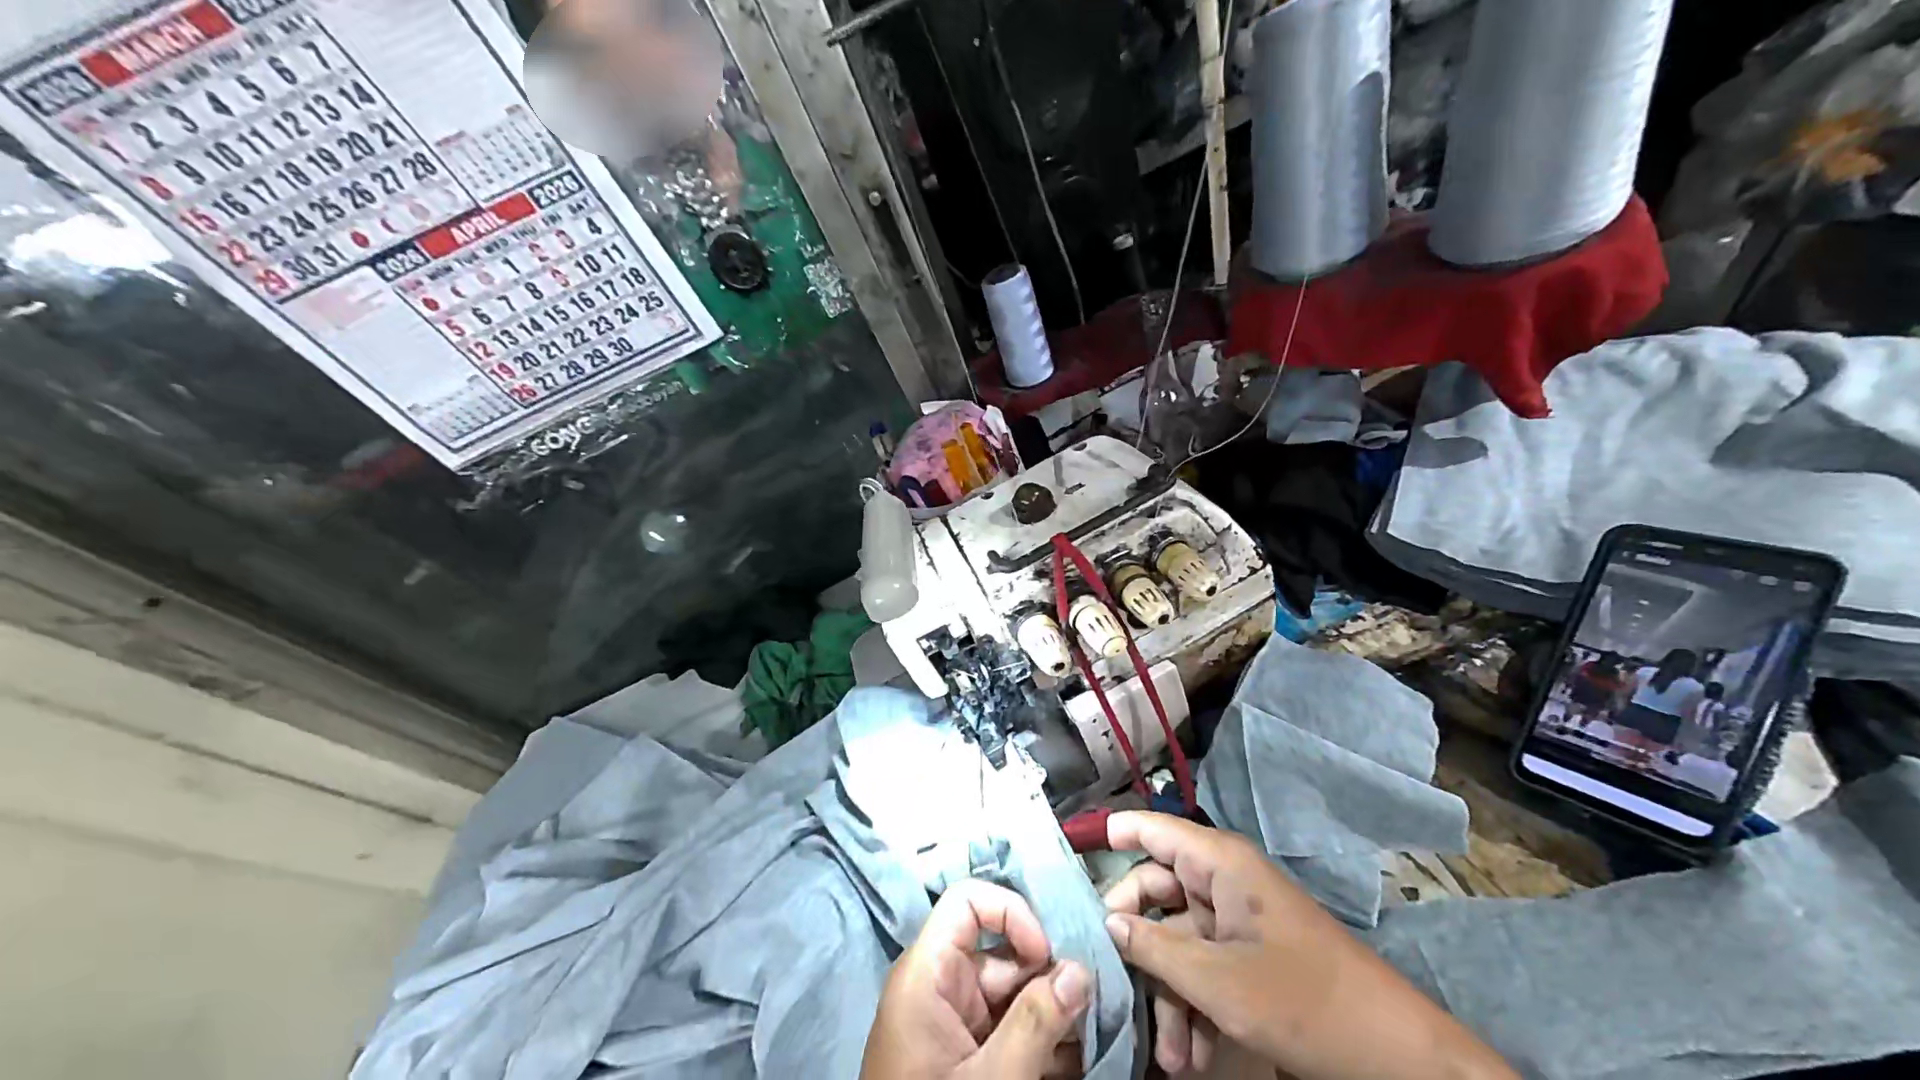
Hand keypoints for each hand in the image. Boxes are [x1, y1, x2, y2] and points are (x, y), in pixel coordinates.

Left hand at [861, 879, 1091, 1079]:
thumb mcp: (991, 1079)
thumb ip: (1037, 1022)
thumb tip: (1081, 968)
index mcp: (927, 973)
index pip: (967, 903)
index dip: (1010, 913)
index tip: (1047, 954)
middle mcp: (939, 984)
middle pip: (1000, 950)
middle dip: (1047, 973)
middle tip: (1091, 1004)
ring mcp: (954, 1019)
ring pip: (1013, 990)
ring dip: (1052, 1010)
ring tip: (1089, 1035)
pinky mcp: (966, 1051)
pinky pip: (1009, 1025)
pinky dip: (1040, 1037)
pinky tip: (1073, 1058)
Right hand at [1102, 812, 1516, 1079]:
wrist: (1394, 1057)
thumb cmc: (1301, 999)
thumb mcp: (1217, 981)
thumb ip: (1154, 947)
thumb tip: (1107, 922)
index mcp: (1218, 863)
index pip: (1151, 829)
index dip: (1112, 835)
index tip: (1071, 857)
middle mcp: (1222, 881)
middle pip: (1155, 892)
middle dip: (1135, 944)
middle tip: (1110, 978)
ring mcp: (1235, 922)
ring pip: (1176, 941)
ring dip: (1165, 994)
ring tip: (1166, 1056)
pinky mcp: (1248, 959)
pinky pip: (1202, 969)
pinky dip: (1191, 1006)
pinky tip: (1189, 1057)